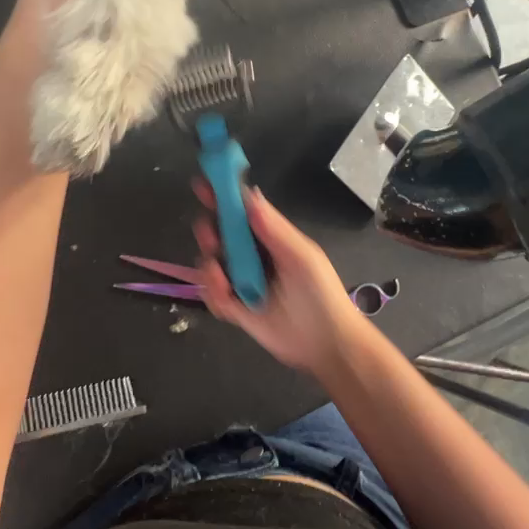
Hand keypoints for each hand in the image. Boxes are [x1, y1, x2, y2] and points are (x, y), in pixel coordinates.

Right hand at [193, 186, 373, 374]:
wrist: (326, 344)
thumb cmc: (320, 294)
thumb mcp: (300, 256)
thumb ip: (273, 227)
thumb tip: (249, 192)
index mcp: (271, 239)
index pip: (241, 213)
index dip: (222, 197)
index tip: (202, 184)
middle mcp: (254, 258)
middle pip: (220, 236)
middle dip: (210, 233)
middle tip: (212, 239)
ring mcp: (243, 284)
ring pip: (210, 265)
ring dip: (210, 267)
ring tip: (222, 277)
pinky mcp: (235, 310)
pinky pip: (212, 295)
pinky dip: (213, 293)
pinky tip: (226, 297)